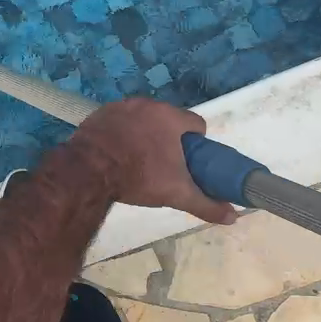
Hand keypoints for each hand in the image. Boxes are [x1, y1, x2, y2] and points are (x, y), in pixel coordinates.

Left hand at [56, 98, 236, 224]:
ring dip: (145, 132)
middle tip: (166, 162)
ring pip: (142, 118)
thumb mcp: (177, 193)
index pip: (195, 123)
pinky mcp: (98, 113)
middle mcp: (146, 104)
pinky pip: (119, 120)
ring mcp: (119, 106)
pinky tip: (117, 151)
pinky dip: (122, 131)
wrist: (87, 171)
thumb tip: (233, 217)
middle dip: (170, 137)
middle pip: (168, 118)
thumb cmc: (138, 177)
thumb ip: (207, 204)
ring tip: (140, 158)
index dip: (197, 142)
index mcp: (169, 117)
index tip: (190, 160)